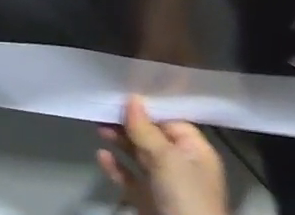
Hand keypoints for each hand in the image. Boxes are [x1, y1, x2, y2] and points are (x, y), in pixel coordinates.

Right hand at [98, 97, 228, 214]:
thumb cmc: (185, 195)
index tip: (124, 93)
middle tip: (105, 107)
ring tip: (99, 126)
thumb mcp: (167, 159)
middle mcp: (181, 165)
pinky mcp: (148, 201)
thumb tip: (132, 98)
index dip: (149, 107)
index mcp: (195, 151)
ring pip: (138, 156)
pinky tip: (101, 156)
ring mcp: (163, 185)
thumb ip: (146, 130)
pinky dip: (116, 168)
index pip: (171, 121)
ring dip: (119, 142)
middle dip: (129, 123)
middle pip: (152, 136)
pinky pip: (129, 179)